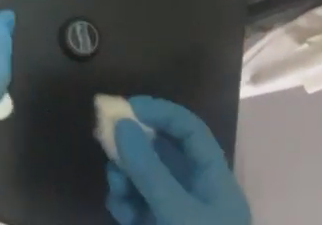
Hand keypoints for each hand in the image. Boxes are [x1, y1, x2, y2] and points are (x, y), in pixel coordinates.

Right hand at [105, 97, 251, 224]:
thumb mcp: (178, 212)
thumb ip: (150, 170)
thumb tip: (120, 122)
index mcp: (215, 181)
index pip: (190, 130)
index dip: (160, 112)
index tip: (127, 107)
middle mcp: (196, 192)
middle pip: (161, 152)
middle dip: (132, 147)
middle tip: (106, 142)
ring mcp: (177, 212)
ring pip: (144, 177)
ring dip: (124, 177)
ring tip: (117, 190)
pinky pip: (137, 202)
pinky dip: (124, 202)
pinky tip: (120, 213)